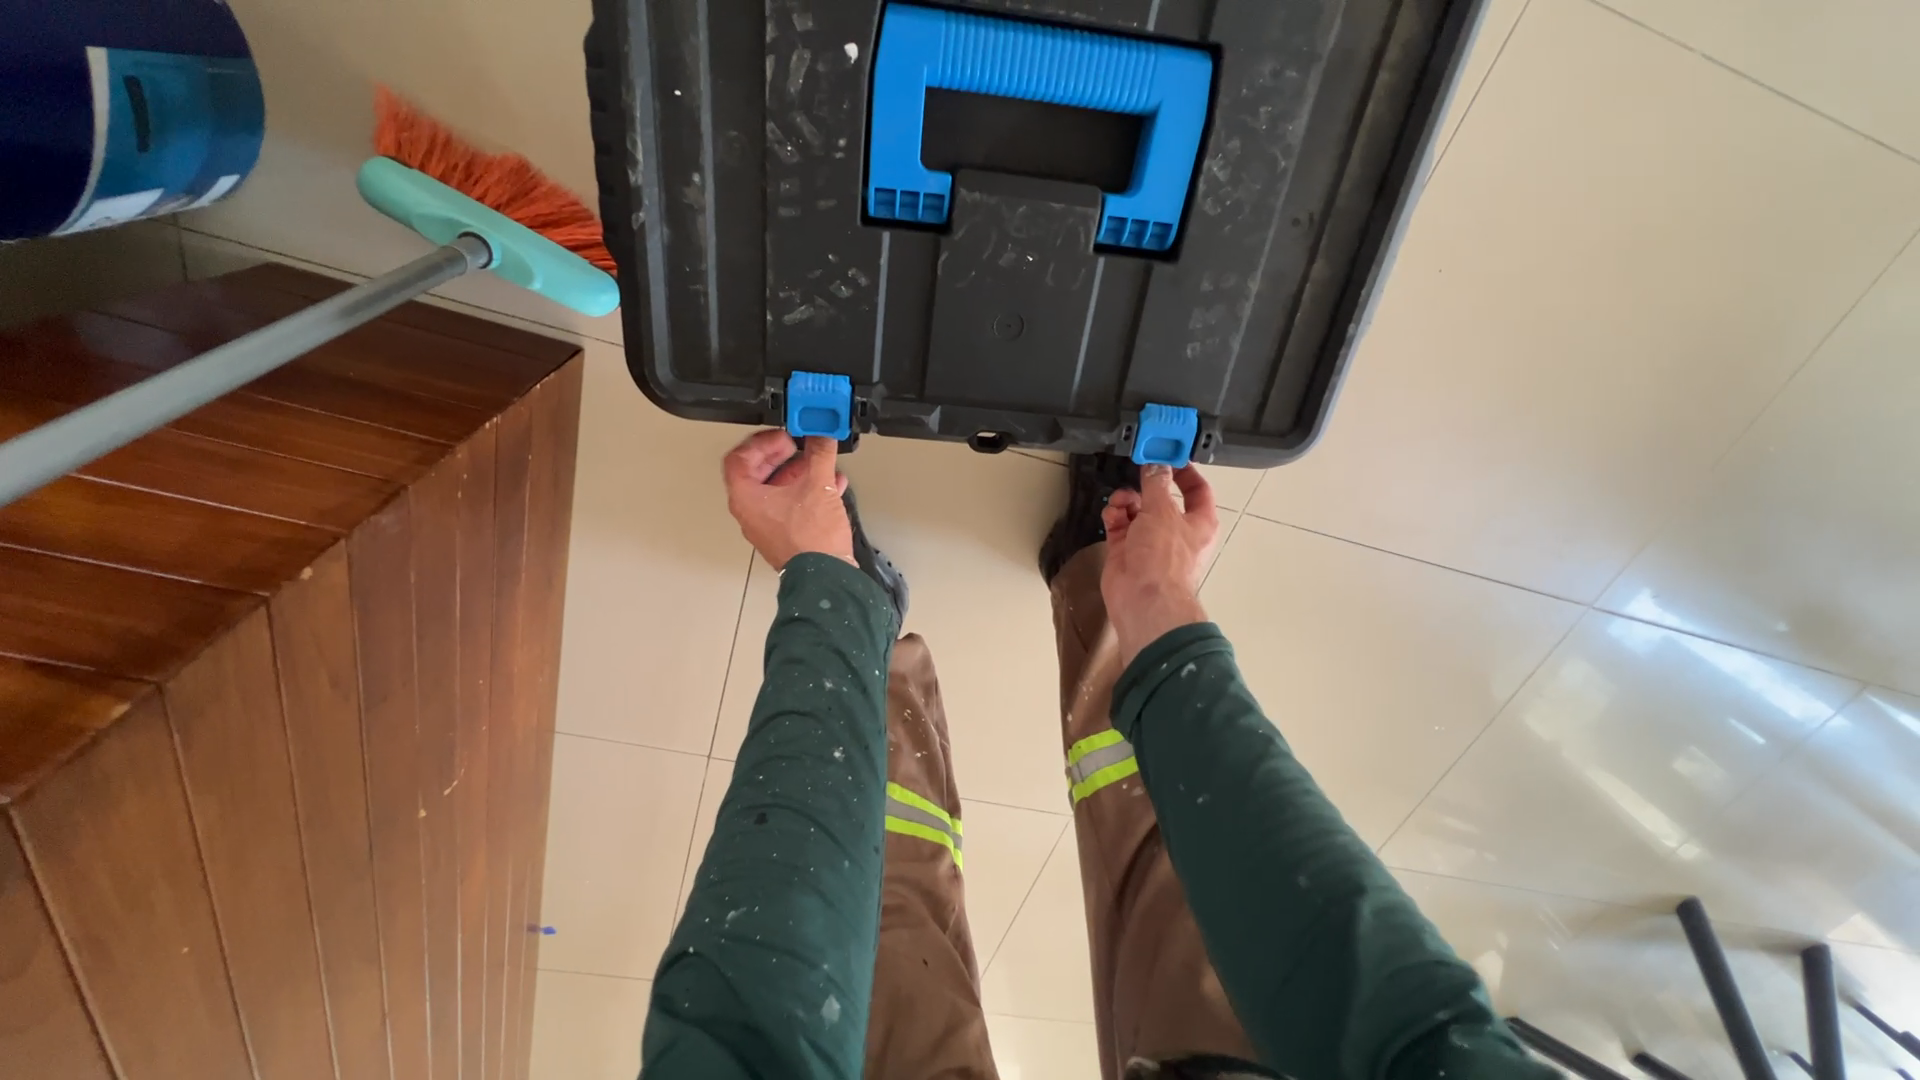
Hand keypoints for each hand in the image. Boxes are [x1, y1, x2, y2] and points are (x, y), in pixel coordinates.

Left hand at [722, 430, 854, 569]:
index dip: (761, 442)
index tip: (782, 436)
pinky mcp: (786, 537)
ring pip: (776, 490)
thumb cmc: (811, 540)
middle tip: (797, 445)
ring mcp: (768, 527)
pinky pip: (790, 506)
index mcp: (746, 499)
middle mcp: (751, 514)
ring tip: (817, 463)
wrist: (826, 576)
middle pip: (757, 473)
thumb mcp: (818, 485)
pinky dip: (806, 491)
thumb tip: (821, 436)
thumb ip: (819, 454)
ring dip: (796, 472)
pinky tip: (830, 484)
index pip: (739, 459)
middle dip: (780, 455)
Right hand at [1101, 464, 1219, 665]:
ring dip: (1126, 501)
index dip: (1185, 472)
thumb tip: (1155, 465)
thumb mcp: (1162, 511)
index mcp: (1199, 523)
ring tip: (1119, 501)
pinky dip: (1114, 517)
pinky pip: (1119, 525)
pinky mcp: (1127, 551)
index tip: (1168, 456)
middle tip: (1134, 473)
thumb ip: (1156, 483)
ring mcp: (1150, 542)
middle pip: (1161, 500)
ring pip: (1137, 511)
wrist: (1143, 600)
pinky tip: (1111, 513)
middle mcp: (1176, 532)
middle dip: (1146, 488)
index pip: (1198, 490)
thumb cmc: (1164, 557)